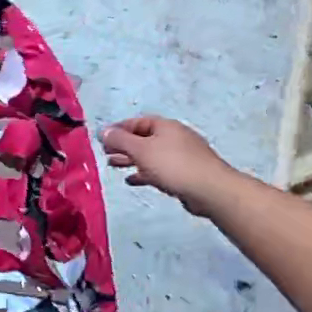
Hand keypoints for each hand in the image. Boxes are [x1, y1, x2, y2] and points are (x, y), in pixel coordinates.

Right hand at [101, 115, 240, 210]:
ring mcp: (181, 155)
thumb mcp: (141, 150)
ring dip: (131, 159)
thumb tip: (102, 131)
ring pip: (150, 154)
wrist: (209, 189)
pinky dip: (143, 173)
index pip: (137, 122)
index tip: (102, 138)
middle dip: (123, 145)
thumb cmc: (172, 165)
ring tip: (114, 166)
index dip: (118, 129)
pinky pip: (158, 169)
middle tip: (105, 153)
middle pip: (143, 138)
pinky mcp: (184, 173)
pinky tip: (132, 180)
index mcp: (165, 126)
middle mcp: (174, 137)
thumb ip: (120, 140)